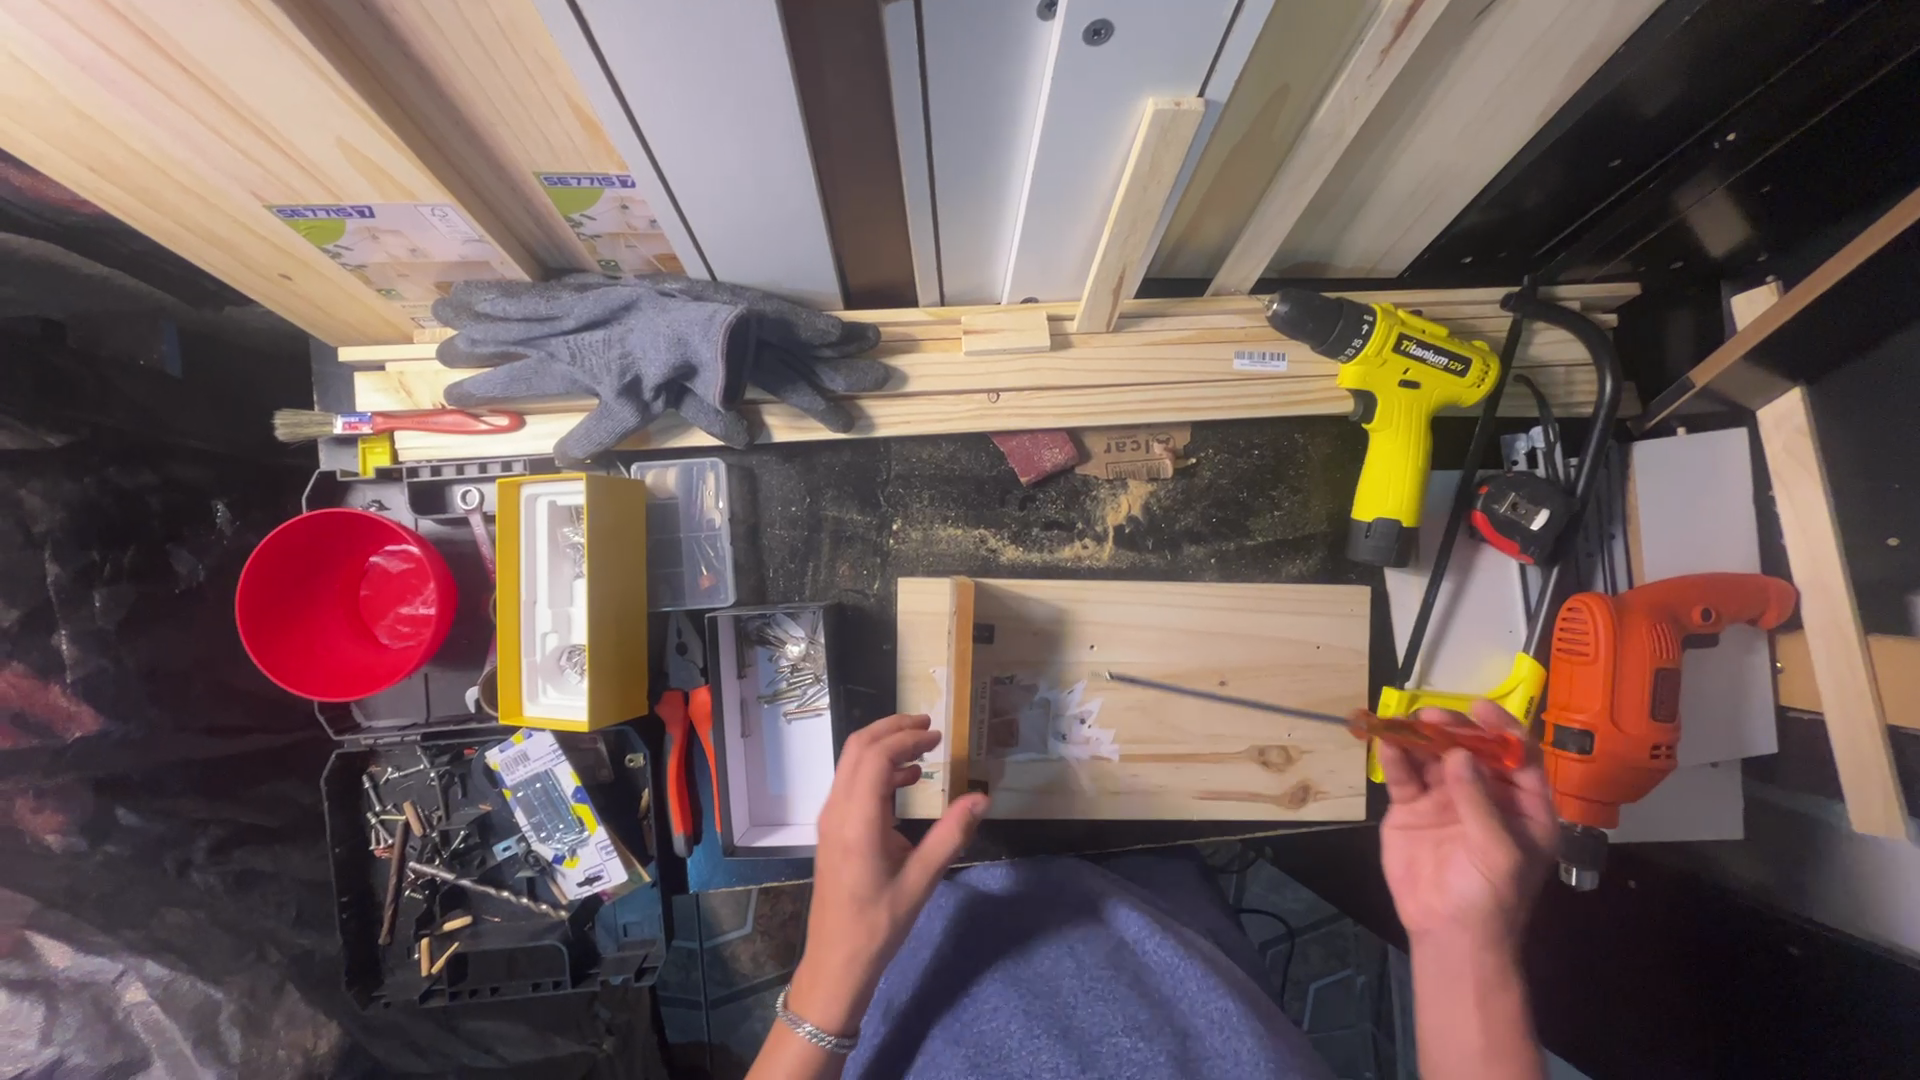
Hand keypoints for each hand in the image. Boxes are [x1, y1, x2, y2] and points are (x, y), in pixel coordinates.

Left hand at [787, 714, 987, 1033]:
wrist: (837, 961)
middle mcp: (837, 810)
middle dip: (892, 729)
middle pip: (858, 748)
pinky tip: (907, 781)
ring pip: (851, 762)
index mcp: (857, 821)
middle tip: (928, 726)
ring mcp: (830, 818)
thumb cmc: (880, 923)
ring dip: (884, 746)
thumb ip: (951, 834)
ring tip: (922, 749)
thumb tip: (981, 796)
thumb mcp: (922, 880)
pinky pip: (851, 782)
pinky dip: (877, 769)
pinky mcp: (833, 828)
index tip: (937, 736)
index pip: (876, 757)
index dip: (906, 738)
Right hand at [1378, 701, 1557, 953]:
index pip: (1517, 756)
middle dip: (1453, 730)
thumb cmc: (1491, 896)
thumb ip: (1479, 802)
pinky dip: (1395, 757)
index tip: (1479, 708)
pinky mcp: (1410, 807)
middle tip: (1432, 717)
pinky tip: (1387, 744)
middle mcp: (1483, 795)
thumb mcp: (1499, 851)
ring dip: (1419, 738)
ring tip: (1404, 723)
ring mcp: (1444, 799)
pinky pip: (1403, 775)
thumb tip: (1457, 756)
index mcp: (1521, 806)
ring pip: (1432, 757)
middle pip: (1469, 750)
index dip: (1502, 729)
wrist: (1448, 930)